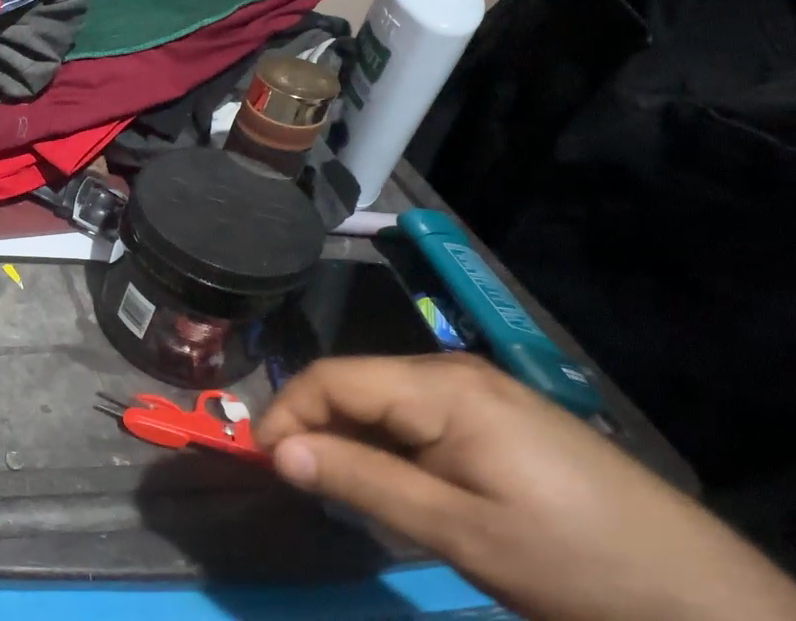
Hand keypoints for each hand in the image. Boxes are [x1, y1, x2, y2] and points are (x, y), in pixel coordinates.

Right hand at [256, 355, 795, 620]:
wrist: (710, 603)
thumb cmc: (575, 564)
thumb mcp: (458, 530)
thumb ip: (361, 482)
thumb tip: (277, 453)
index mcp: (443, 388)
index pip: (330, 379)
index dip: (285, 415)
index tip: (261, 464)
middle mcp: (456, 374)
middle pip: (353, 384)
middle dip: (313, 426)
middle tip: (297, 484)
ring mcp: (483, 394)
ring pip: (382, 401)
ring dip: (348, 438)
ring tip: (339, 489)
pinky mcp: (502, 420)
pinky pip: (418, 417)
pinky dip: (387, 445)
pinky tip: (393, 484)